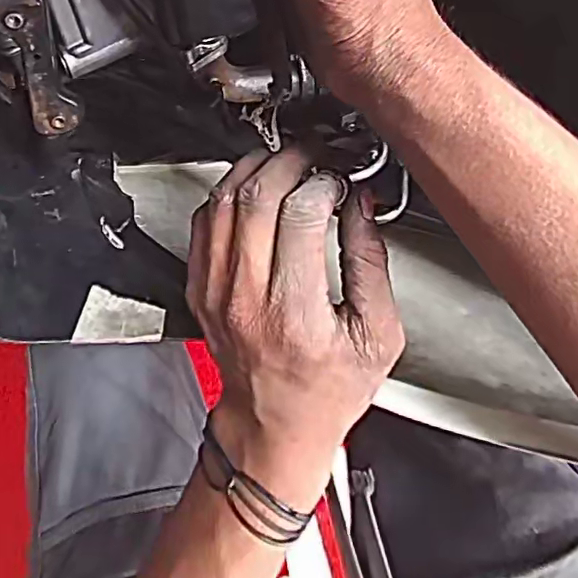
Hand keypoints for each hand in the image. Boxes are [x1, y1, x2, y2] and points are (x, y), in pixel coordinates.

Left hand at [188, 147, 405, 509]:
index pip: (299, 216)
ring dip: (256, 167)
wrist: (273, 422)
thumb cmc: (327, 389)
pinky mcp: (200, 284)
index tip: (339, 179)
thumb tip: (361, 204)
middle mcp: (247, 297)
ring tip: (284, 161)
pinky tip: (252, 187)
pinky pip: (204, 218)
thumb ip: (371, 261)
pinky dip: (228, 191)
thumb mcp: (378, 335)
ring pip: (224, 199)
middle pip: (256, 197)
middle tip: (312, 155)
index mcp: (295, 313)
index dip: (322, 182)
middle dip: (288, 161)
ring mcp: (215, 289)